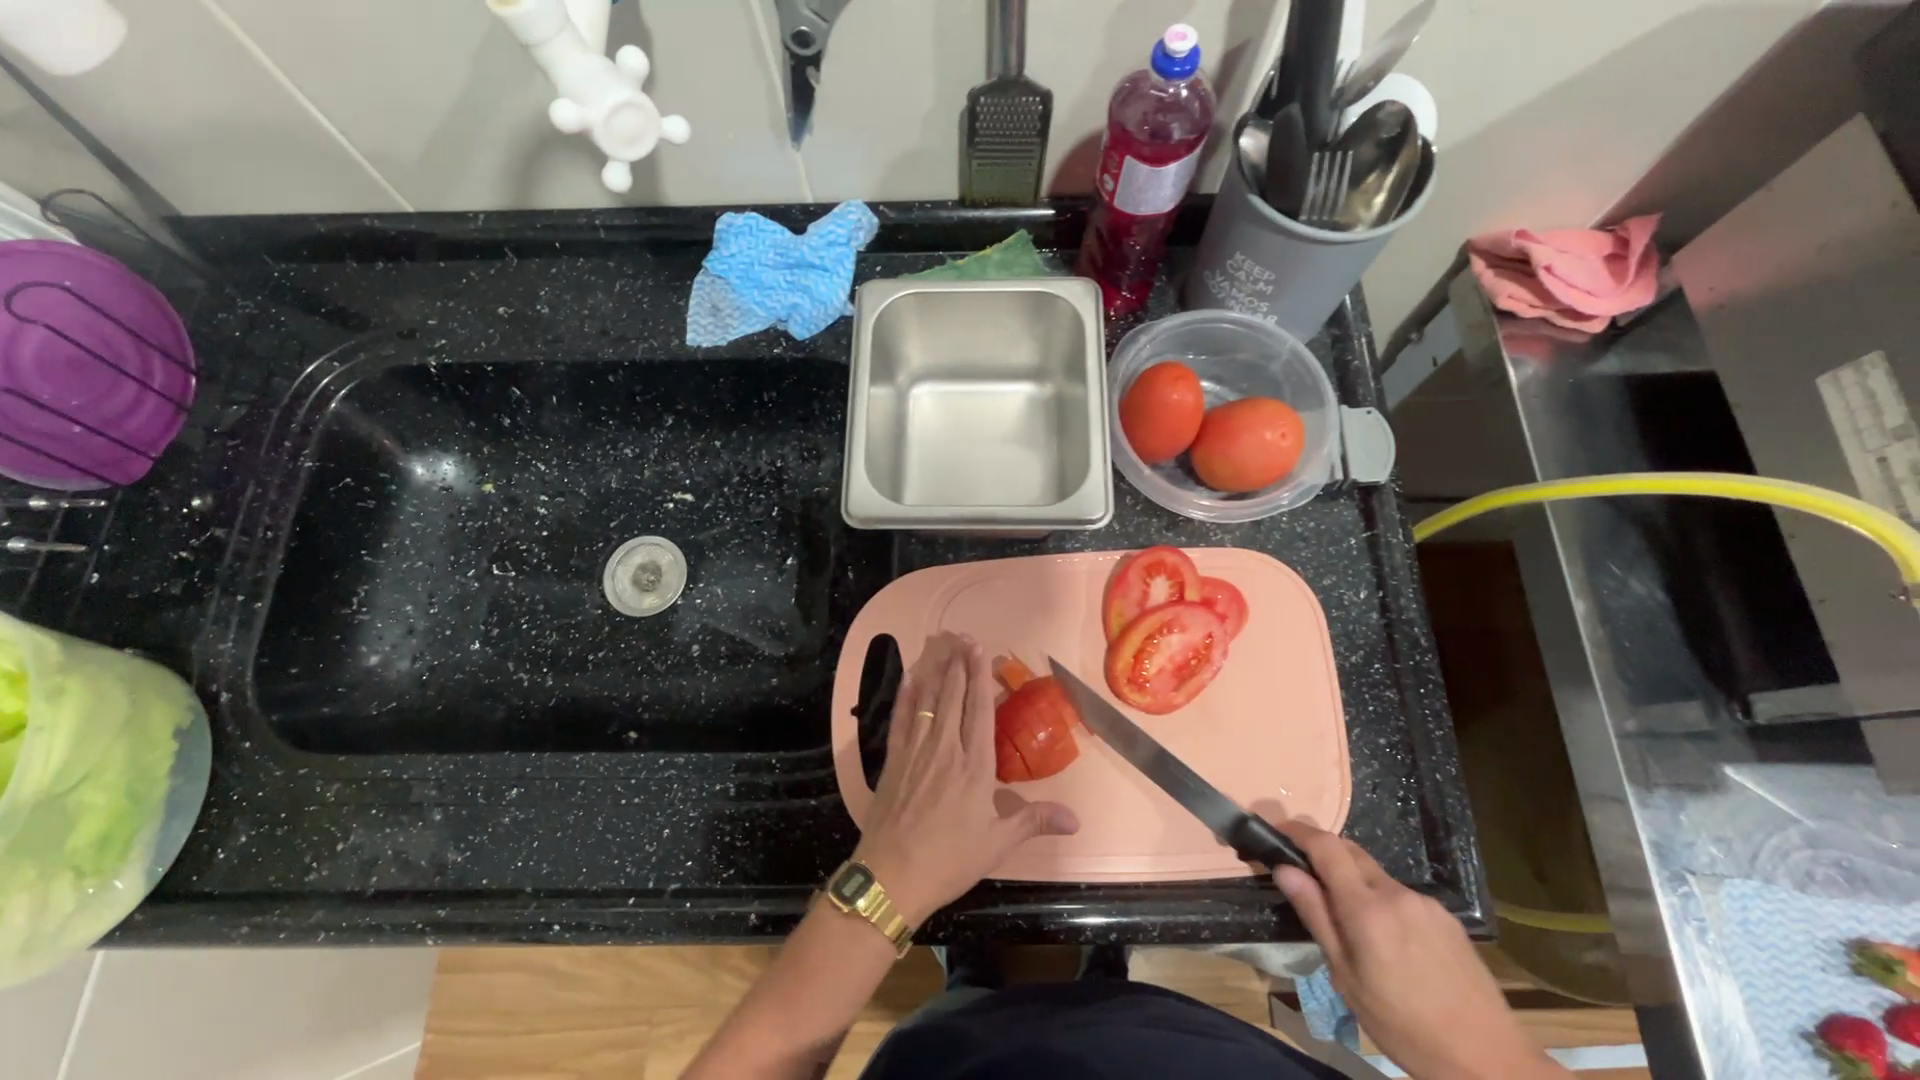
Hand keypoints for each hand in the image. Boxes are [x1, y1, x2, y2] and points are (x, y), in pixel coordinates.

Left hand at [852, 633, 1078, 923]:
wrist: (892, 876)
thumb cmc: (949, 861)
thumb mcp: (996, 844)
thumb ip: (1033, 821)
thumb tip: (1075, 819)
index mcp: (974, 767)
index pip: (979, 712)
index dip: (980, 678)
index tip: (980, 650)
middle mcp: (945, 751)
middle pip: (953, 698)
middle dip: (958, 665)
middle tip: (961, 635)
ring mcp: (915, 754)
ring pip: (927, 702)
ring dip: (934, 671)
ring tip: (939, 644)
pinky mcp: (893, 763)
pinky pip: (900, 721)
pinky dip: (905, 697)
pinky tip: (908, 678)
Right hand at [1272, 822, 1568, 1079]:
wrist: (1484, 1057)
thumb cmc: (1401, 1025)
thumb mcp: (1345, 977)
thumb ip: (1316, 916)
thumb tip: (1284, 870)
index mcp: (1367, 908)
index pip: (1327, 847)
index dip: (1299, 831)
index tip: (1277, 830)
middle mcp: (1397, 893)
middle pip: (1352, 852)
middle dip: (1322, 852)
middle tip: (1300, 872)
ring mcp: (1427, 904)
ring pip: (1377, 876)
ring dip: (1353, 881)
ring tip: (1345, 921)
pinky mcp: (1447, 918)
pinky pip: (1401, 896)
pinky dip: (1380, 901)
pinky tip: (1385, 940)